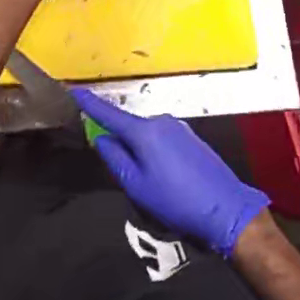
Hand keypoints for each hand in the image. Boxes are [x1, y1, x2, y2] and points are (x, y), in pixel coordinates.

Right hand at [74, 89, 268, 257]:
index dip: (89, 104)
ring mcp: (179, 128)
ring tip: (150, 183)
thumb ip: (114, 158)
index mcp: (144, 131)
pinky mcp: (192, 138)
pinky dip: (155, 152)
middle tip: (123, 172)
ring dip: (140, 150)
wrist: (225, 208)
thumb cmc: (175, 200)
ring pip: (146, 135)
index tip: (73, 91)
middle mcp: (161, 121)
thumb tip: (101, 138)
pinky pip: (162, 139)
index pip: (109, 113)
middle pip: (129, 127)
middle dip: (120, 142)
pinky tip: (164, 176)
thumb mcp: (136, 184)